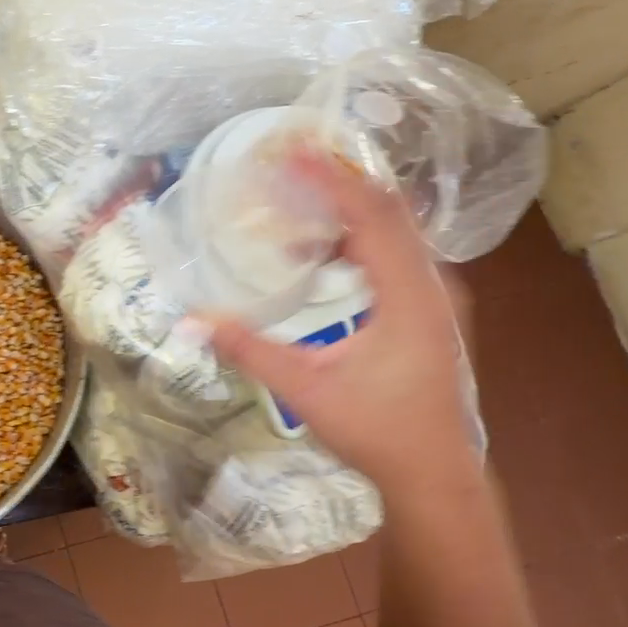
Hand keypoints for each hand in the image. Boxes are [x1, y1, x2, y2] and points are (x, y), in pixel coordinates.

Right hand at [207, 148, 477, 495]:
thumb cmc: (376, 430)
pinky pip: (396, 252)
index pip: (372, 217)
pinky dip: (359, 236)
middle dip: (339, 182)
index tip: (292, 153)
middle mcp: (432, 286)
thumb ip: (248, 350)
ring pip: (396, 230)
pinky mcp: (430, 310)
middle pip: (389, 212)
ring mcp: (437, 297)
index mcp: (409, 297)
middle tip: (289, 162)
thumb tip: (190, 321)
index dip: (331, 181)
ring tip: (297, 198)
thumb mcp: (304, 388)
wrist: (435, 473)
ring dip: (348, 208)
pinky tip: (321, 249)